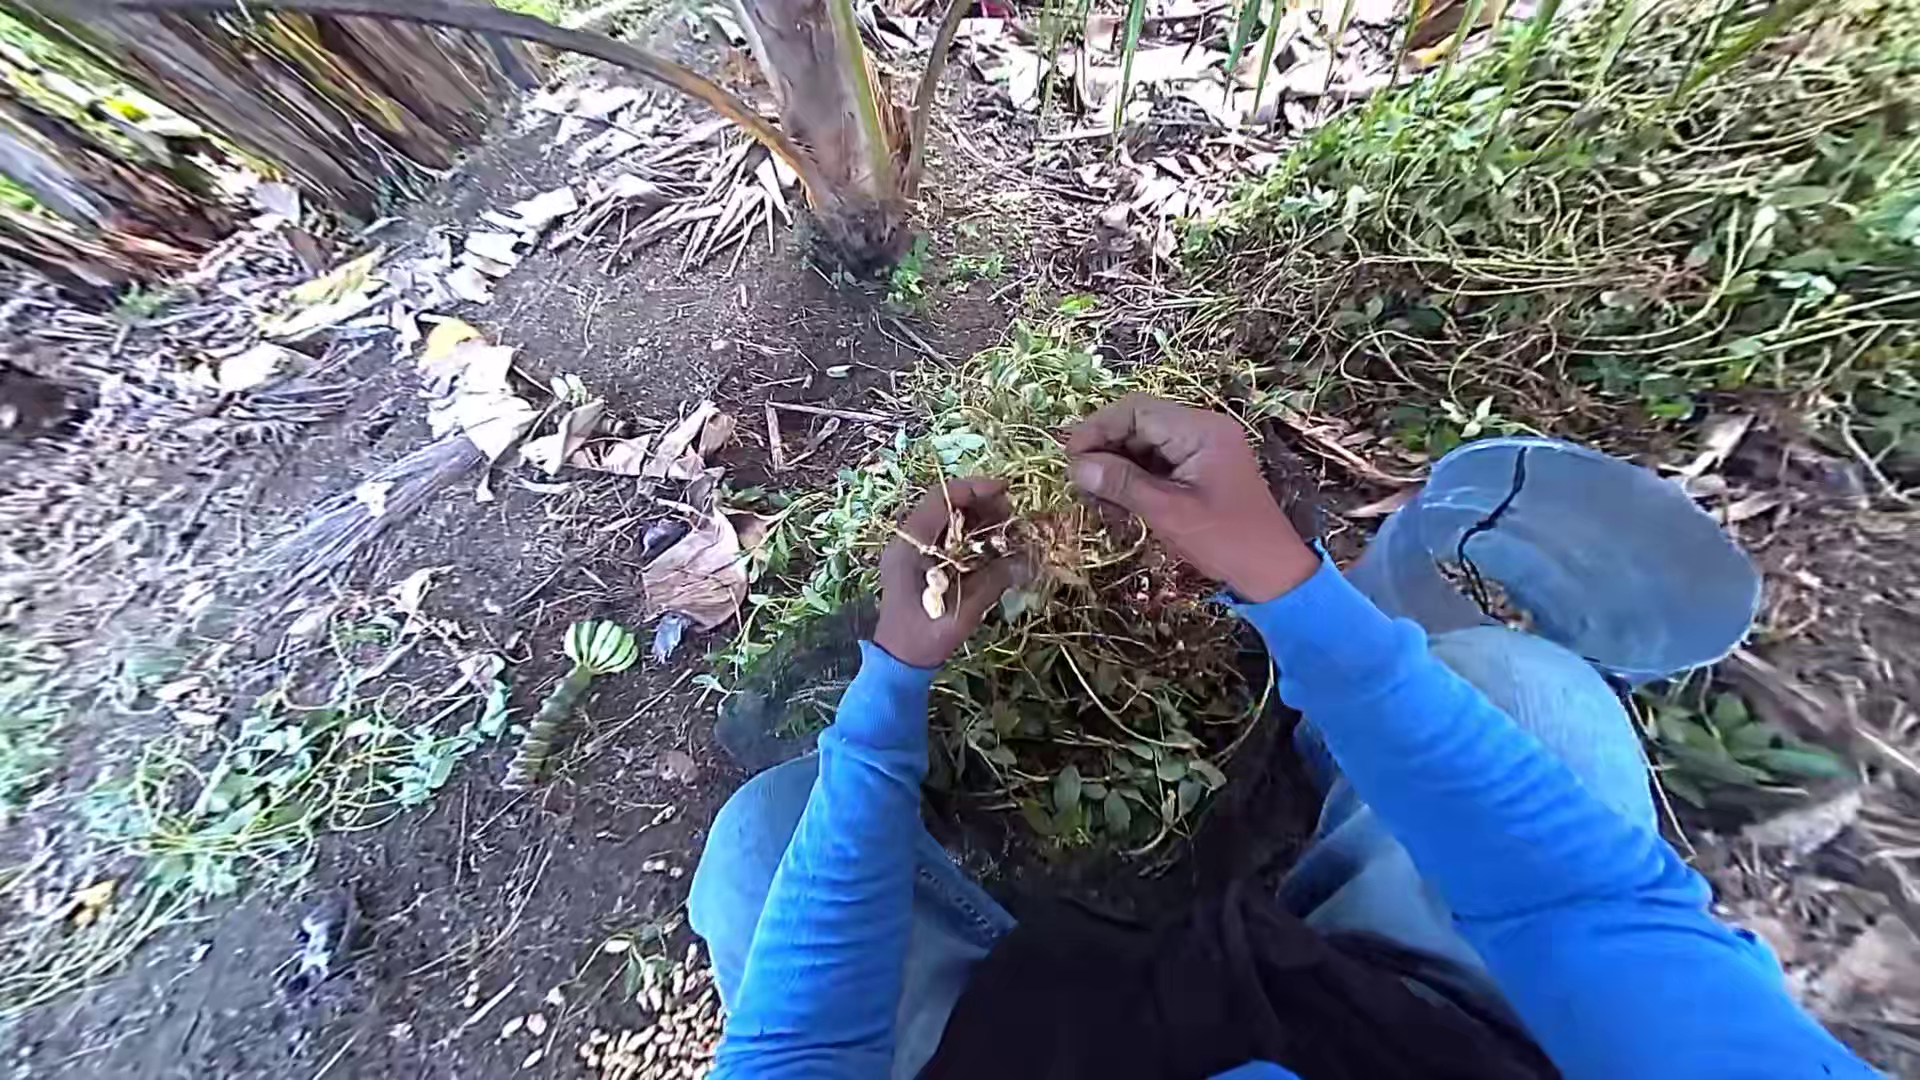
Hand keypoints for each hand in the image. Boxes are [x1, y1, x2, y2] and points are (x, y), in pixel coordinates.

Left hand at [874, 478, 1023, 668]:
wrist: (898, 660)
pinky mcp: (916, 559)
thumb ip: (994, 579)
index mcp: (911, 545)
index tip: (1006, 490)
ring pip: (946, 517)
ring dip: (976, 518)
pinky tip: (988, 544)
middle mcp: (906, 539)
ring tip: (1004, 529)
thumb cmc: (926, 636)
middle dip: (981, 504)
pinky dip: (967, 533)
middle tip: (1011, 516)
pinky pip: (943, 534)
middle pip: (945, 503)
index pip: (942, 498)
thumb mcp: (964, 610)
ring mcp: (909, 548)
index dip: (975, 488)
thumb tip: (1024, 557)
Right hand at [1067, 394, 1317, 602]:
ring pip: (1142, 443)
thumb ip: (1121, 484)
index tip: (1070, 457)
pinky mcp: (1196, 468)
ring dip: (1115, 465)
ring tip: (1095, 496)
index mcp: (1200, 431)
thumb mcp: (1168, 512)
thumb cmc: (1224, 540)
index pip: (1136, 410)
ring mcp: (1200, 449)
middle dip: (1104, 449)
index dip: (1097, 428)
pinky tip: (1116, 501)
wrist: (1271, 571)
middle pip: (1138, 423)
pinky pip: (1154, 462)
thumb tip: (1076, 466)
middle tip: (1078, 481)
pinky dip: (1132, 478)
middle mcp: (1201, 430)